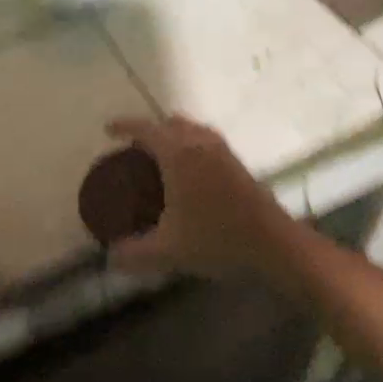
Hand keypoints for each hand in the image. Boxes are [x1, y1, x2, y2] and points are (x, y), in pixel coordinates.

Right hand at [103, 115, 295, 277]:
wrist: (273, 244)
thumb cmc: (216, 240)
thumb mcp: (167, 251)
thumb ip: (133, 254)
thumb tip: (110, 257)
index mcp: (179, 155)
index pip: (146, 129)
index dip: (125, 126)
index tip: (108, 130)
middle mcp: (201, 144)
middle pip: (171, 123)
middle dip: (150, 130)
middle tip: (134, 150)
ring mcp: (223, 152)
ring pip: (192, 130)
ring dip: (174, 136)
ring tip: (160, 158)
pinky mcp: (238, 164)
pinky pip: (207, 142)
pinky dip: (192, 146)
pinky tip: (190, 174)